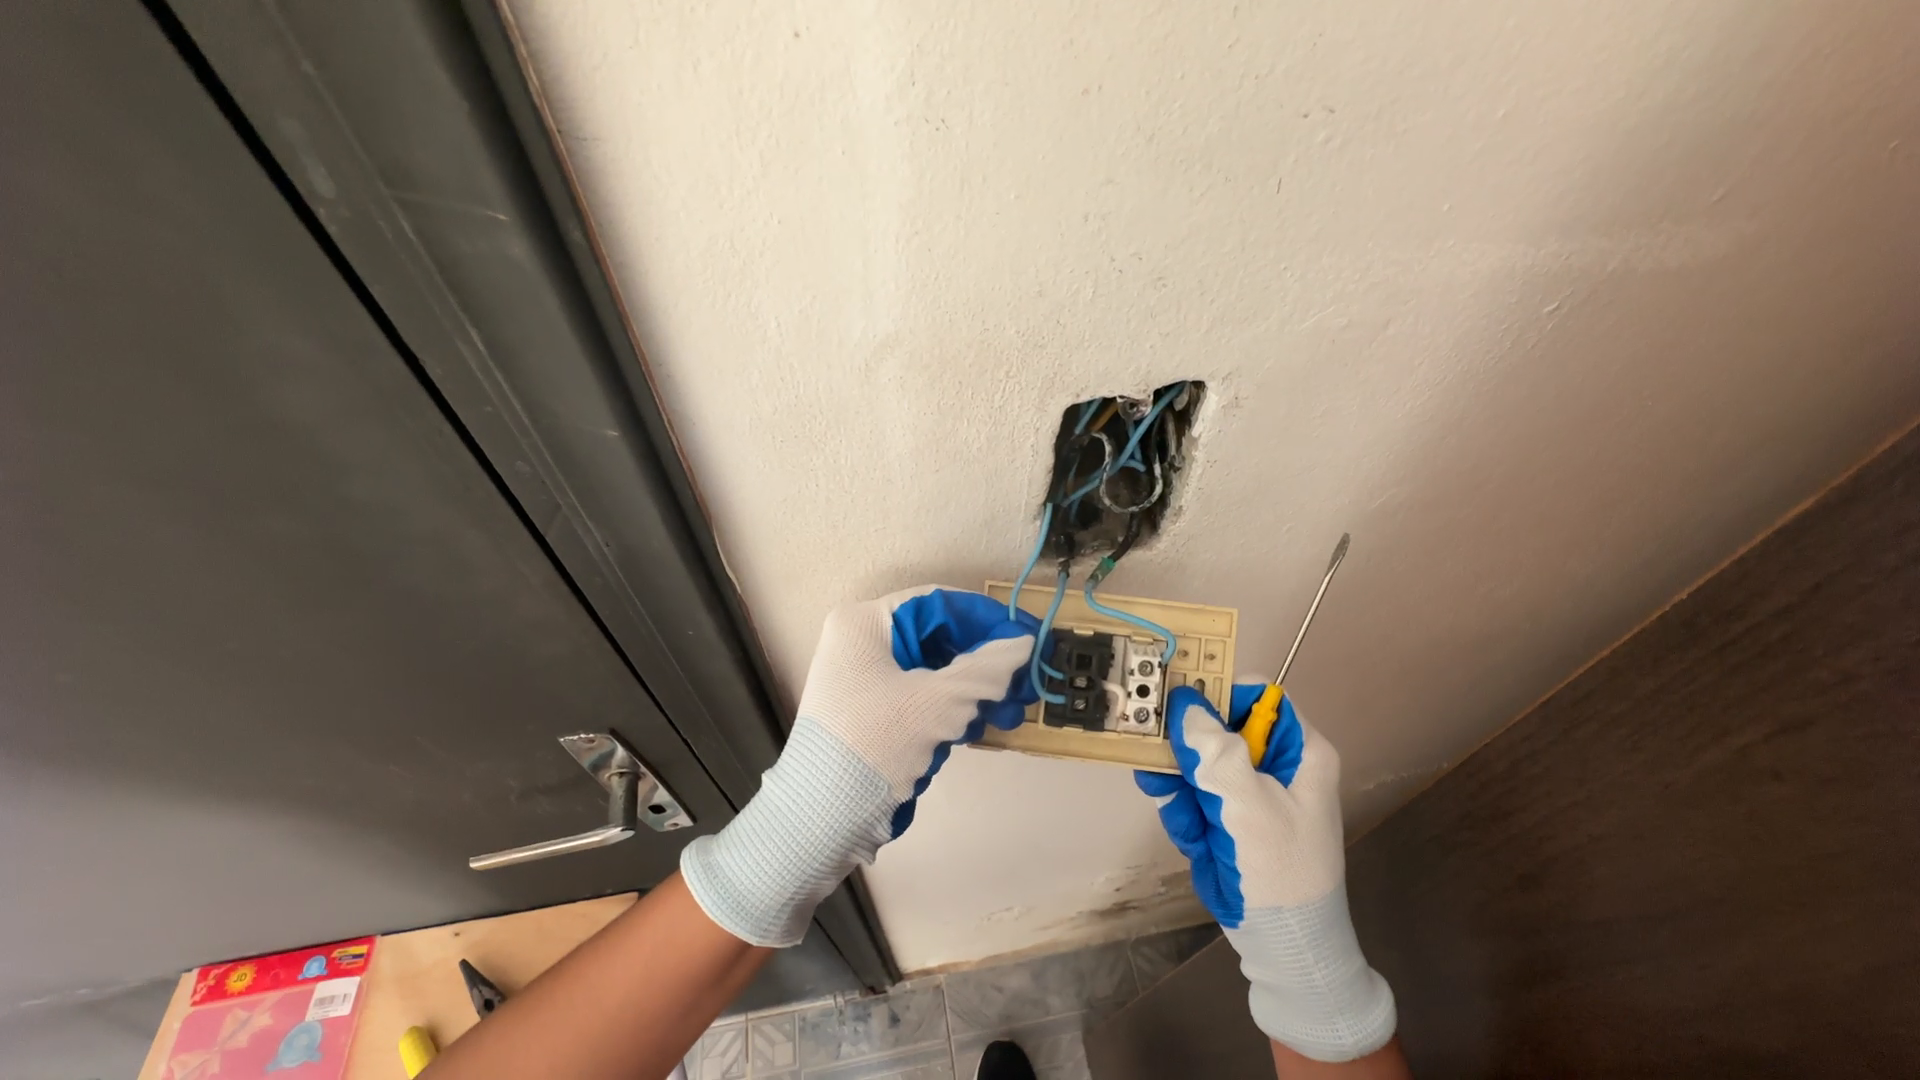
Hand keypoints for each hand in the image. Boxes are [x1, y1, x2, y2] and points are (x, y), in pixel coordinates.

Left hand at [682, 586, 1037, 945]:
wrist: (819, 821)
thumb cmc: (874, 746)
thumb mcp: (937, 704)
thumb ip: (987, 669)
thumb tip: (1025, 642)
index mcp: (865, 623)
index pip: (940, 604)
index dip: (988, 620)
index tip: (1031, 638)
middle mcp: (862, 642)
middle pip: (940, 639)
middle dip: (984, 665)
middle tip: (1023, 688)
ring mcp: (865, 680)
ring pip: (935, 672)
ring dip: (973, 692)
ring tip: (1006, 717)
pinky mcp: (873, 714)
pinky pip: (923, 699)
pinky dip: (952, 712)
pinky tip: (977, 730)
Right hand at [1136, 685, 1395, 1062]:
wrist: (1282, 944)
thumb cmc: (1279, 868)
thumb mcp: (1248, 804)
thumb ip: (1214, 750)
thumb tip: (1184, 702)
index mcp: (1297, 751)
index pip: (1255, 697)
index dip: (1216, 692)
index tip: (1175, 697)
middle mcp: (1271, 763)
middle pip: (1214, 728)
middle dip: (1186, 749)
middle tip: (1154, 754)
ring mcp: (1244, 791)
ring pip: (1193, 762)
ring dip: (1179, 787)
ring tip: (1174, 806)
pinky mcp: (1221, 816)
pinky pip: (1188, 796)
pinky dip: (1182, 814)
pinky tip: (1191, 837)